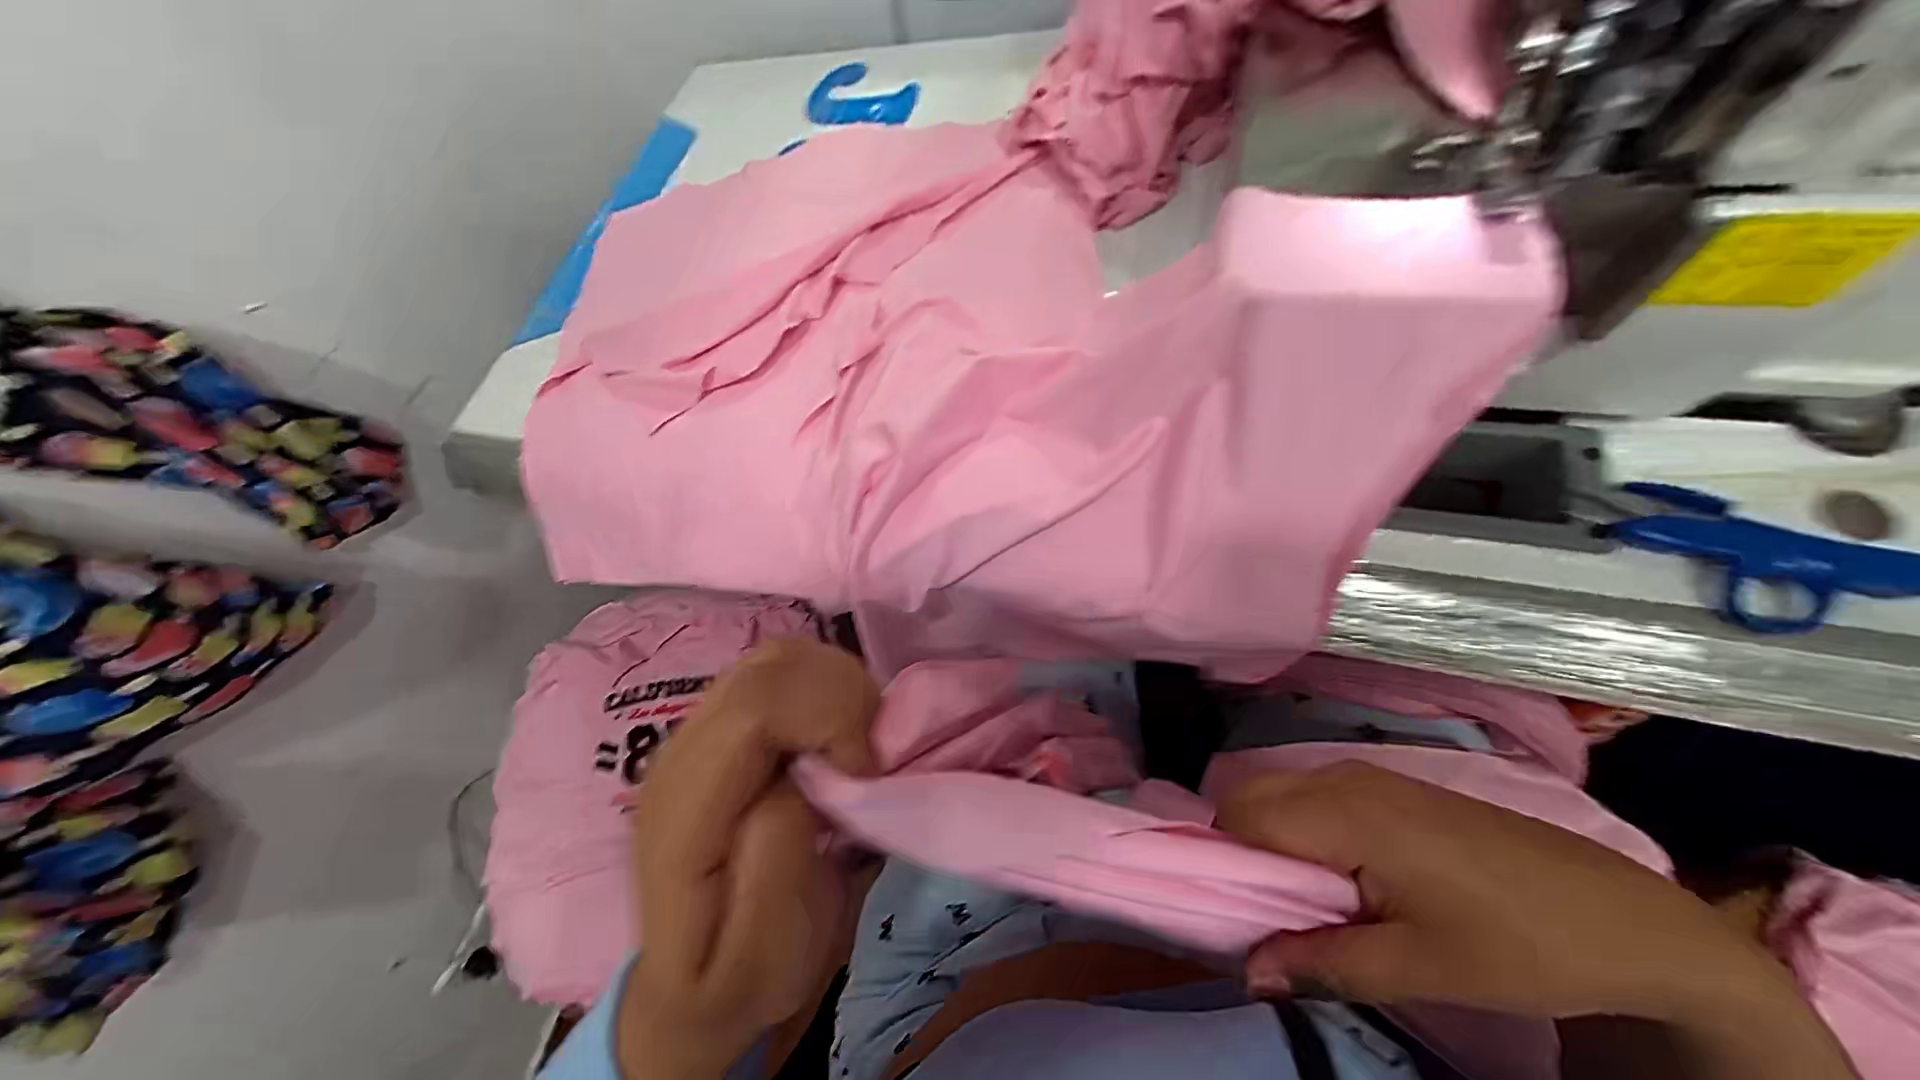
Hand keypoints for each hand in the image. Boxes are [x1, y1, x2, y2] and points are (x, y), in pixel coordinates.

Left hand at [620, 639, 878, 1079]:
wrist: (697, 984)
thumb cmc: (739, 976)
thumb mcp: (765, 949)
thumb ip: (777, 850)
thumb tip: (806, 771)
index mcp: (684, 805)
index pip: (756, 706)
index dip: (830, 719)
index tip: (867, 775)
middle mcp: (684, 751)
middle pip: (772, 666)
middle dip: (842, 698)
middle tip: (868, 762)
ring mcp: (702, 731)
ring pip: (781, 658)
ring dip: (837, 690)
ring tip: (855, 750)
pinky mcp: (727, 728)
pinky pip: (784, 673)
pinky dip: (828, 690)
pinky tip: (837, 739)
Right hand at [1215, 761, 1795, 1021]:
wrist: (1625, 917)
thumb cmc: (1519, 942)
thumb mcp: (1423, 968)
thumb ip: (1325, 964)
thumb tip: (1248, 973)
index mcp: (1346, 814)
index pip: (1240, 817)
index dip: (1223, 859)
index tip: (1237, 908)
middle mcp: (1343, 778)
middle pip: (1249, 796)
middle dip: (1240, 846)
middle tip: (1272, 908)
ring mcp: (1366, 774)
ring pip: (1278, 791)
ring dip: (1270, 837)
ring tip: (1305, 897)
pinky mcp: (1387, 783)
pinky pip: (1310, 792)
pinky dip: (1299, 826)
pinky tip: (1340, 873)